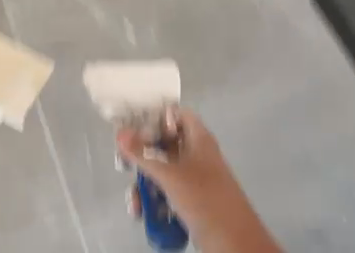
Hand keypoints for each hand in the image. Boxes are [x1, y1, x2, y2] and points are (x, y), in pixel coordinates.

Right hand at [118, 107, 280, 252]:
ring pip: (163, 171)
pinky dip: (154, 201)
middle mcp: (196, 154)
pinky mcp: (192, 202)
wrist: (235, 244)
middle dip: (142, 154)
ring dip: (145, 184)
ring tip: (134, 201)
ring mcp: (194, 180)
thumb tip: (119, 132)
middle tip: (123, 162)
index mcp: (198, 139)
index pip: (175, 114)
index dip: (154, 115)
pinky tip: (142, 213)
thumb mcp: (171, 175)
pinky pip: (168, 193)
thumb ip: (143, 154)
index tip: (130, 123)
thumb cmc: (204, 198)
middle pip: (164, 144)